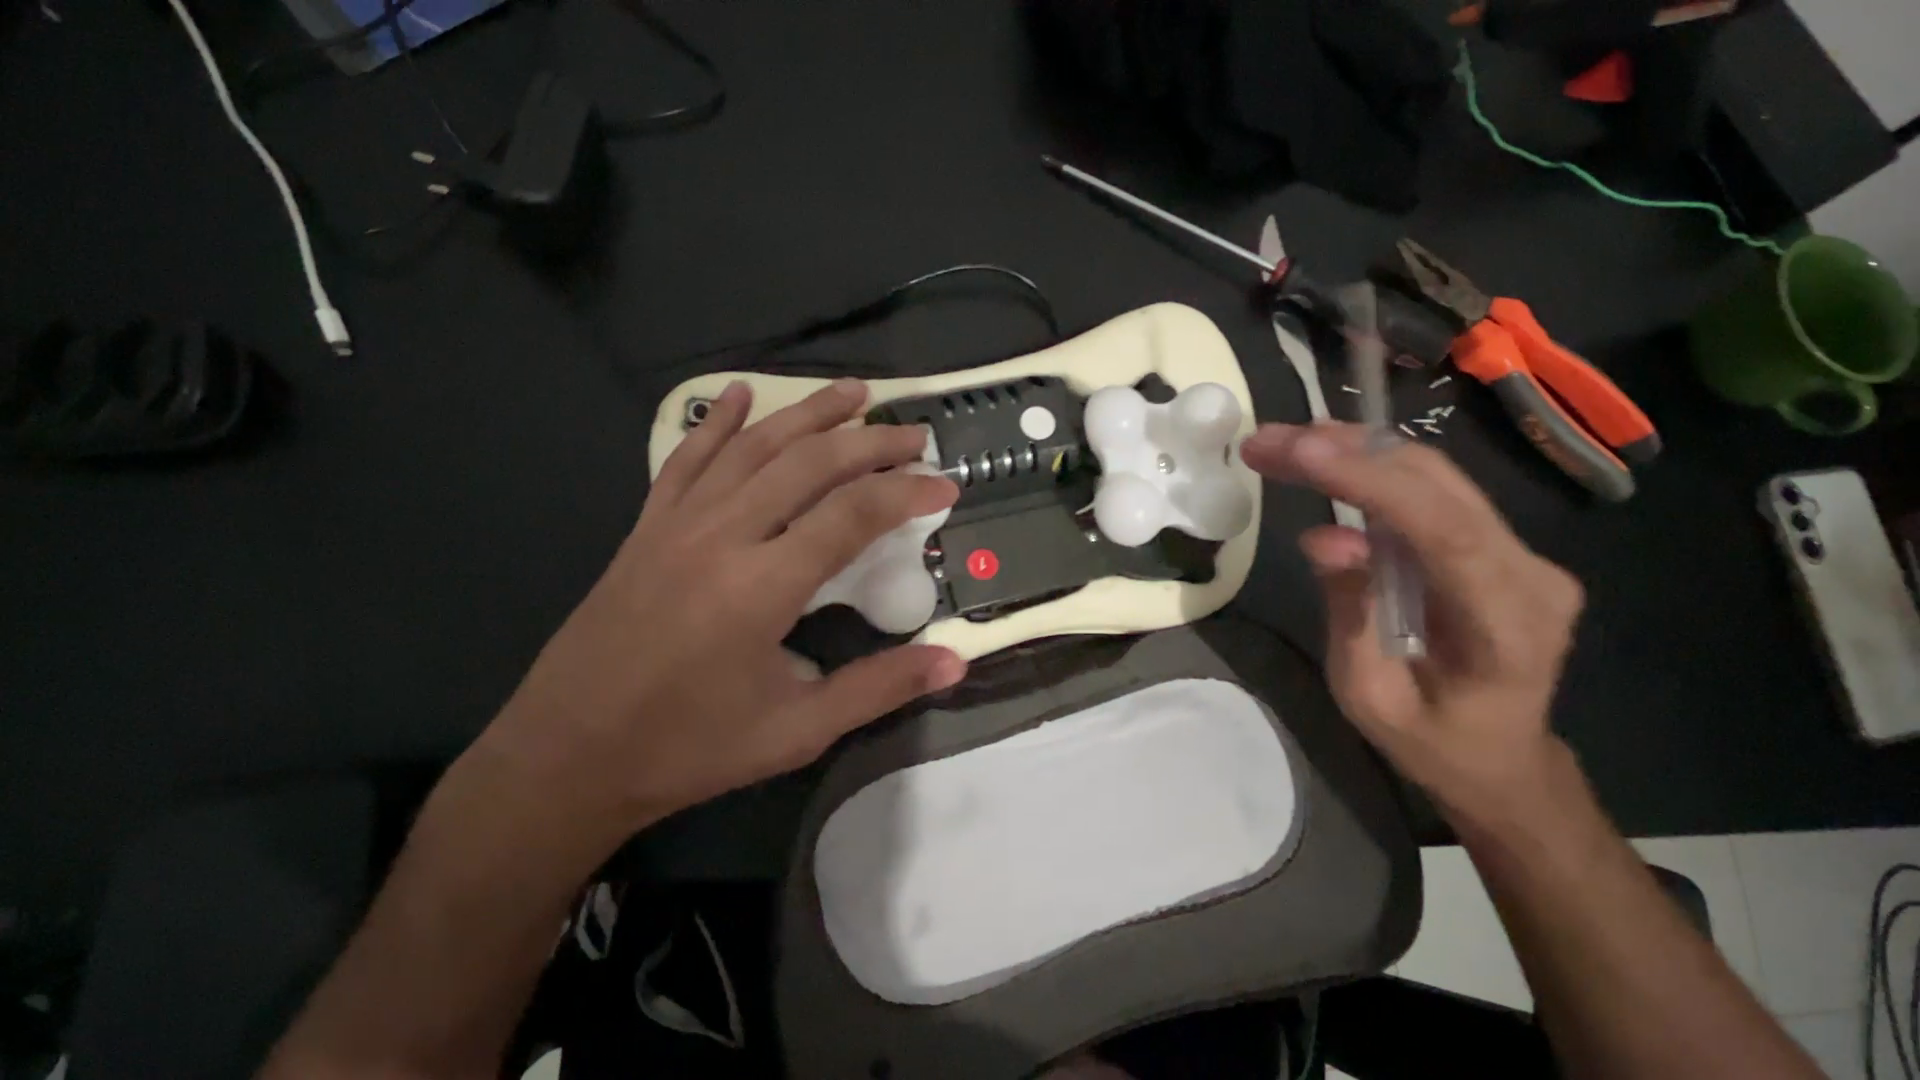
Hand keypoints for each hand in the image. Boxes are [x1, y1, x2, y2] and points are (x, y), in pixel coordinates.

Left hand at [486, 379, 966, 833]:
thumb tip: (954, 663)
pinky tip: (741, 393)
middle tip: (915, 436)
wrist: (570, 753)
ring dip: (807, 414)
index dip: (906, 494)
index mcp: (762, 587)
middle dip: (869, 443)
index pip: (851, 515)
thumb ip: (878, 688)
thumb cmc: (689, 748)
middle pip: (808, 464)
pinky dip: (718, 421)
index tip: (946, 485)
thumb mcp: (796, 731)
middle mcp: (722, 536)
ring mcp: (678, 524)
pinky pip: (687, 459)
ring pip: (752, 448)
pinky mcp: (646, 528)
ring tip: (854, 392)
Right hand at [1240, 423, 1585, 823]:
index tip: (1302, 450)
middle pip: (1440, 487)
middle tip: (1268, 443)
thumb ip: (1353, 614)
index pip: (1445, 529)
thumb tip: (1323, 536)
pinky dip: (1376, 474)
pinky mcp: (1502, 548)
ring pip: (1438, 480)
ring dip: (1356, 455)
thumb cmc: (1436, 746)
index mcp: (1507, 623)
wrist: (1505, 765)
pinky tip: (1327, 462)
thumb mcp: (1372, 698)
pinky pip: (1437, 496)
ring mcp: (1524, 555)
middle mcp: (1531, 573)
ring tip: (1284, 447)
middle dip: (1348, 453)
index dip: (1372, 482)